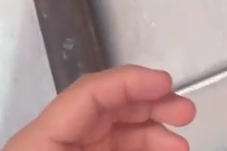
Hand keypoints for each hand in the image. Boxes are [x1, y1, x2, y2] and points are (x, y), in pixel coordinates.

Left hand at [2, 66, 195, 150]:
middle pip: (105, 109)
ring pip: (112, 133)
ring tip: (181, 143)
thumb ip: (121, 148)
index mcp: (40, 136)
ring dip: (149, 134)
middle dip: (149, 106)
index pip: (91, 91)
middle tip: (186, 111)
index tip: (166, 82)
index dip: (131, 81)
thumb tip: (166, 139)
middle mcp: (51, 139)